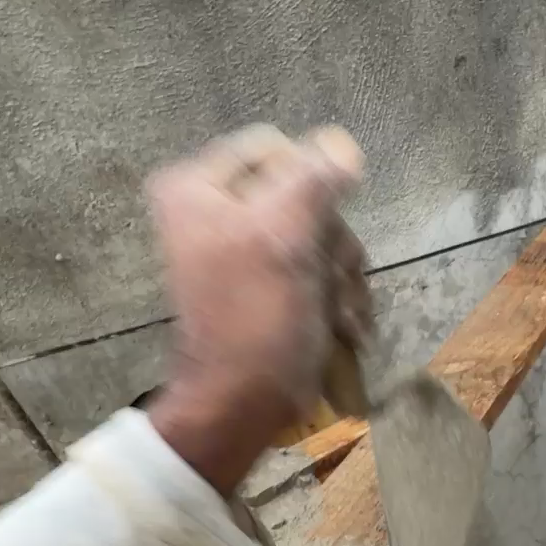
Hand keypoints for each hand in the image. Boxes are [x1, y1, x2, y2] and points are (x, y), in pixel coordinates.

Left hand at [145, 124, 370, 490]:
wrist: (246, 400)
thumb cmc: (256, 319)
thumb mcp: (282, 240)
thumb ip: (311, 181)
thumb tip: (344, 144)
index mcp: (199, 187)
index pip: (276, 149)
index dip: (310, 185)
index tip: (314, 231)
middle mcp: (221, 212)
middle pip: (307, 197)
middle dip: (331, 243)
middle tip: (331, 278)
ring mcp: (252, 252)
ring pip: (325, 237)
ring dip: (343, 277)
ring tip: (342, 314)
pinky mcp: (277, 286)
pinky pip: (324, 271)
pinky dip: (340, 298)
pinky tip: (345, 326)